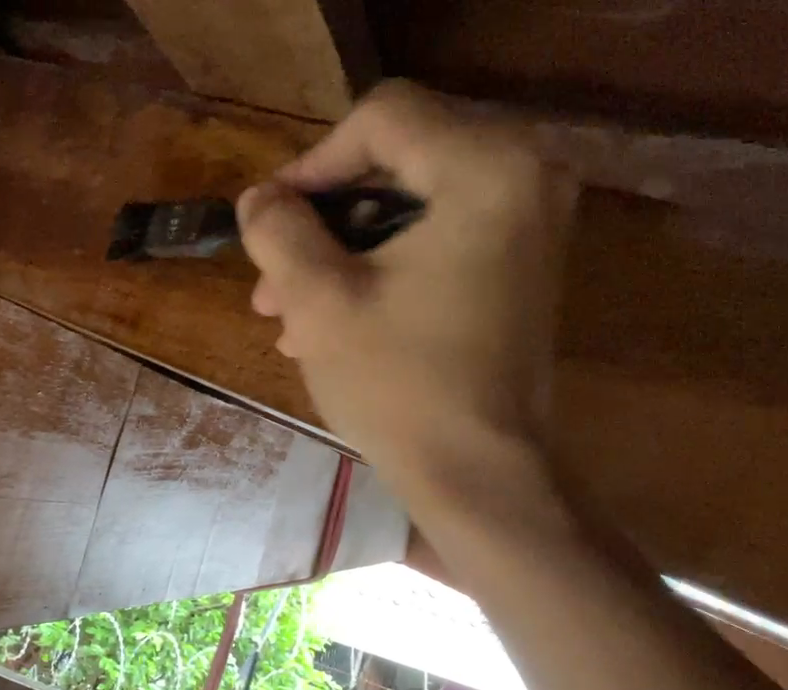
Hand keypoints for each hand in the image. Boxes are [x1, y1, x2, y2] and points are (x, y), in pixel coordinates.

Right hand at [237, 81, 575, 479]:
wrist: (476, 472)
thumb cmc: (397, 384)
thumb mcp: (319, 301)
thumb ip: (280, 232)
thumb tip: (258, 200)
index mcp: (485, 168)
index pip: (381, 118)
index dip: (310, 164)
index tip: (267, 223)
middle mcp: (524, 176)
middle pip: (396, 161)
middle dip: (321, 221)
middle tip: (268, 282)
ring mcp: (528, 224)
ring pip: (410, 207)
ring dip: (340, 253)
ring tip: (287, 316)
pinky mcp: (518, 267)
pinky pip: (435, 241)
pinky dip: (379, 270)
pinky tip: (330, 324)